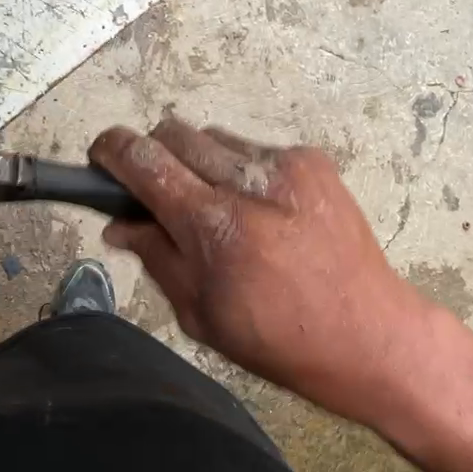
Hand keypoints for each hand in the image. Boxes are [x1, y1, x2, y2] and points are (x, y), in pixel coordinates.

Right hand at [91, 119, 424, 420]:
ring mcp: (283, 163)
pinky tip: (259, 208)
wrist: (373, 335)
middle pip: (172, 133)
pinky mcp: (310, 158)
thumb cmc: (278, 338)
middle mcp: (246, 181)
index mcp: (214, 226)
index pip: (143, 160)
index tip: (99, 156)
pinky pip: (251, 147)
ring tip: (217, 205)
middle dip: (153, 155)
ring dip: (198, 162)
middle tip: (159, 192)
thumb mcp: (200, 313)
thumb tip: (116, 221)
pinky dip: (238, 170)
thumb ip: (154, 256)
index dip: (111, 150)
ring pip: (211, 137)